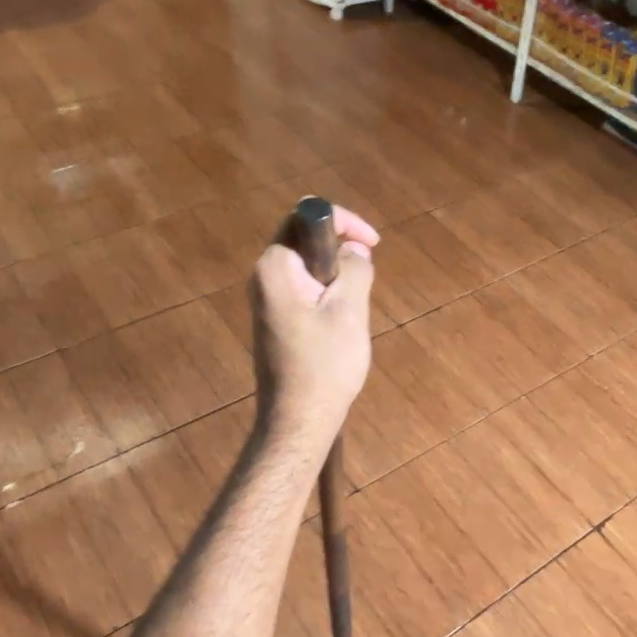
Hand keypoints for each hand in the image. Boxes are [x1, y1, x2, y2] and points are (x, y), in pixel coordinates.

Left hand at [250, 204, 378, 443]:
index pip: (305, 215)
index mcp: (275, 267)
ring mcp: (266, 300)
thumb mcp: (350, 310)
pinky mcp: (274, 320)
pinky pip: (303, 290)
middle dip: (341, 250)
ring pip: (307, 267)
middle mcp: (263, 277)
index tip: (372, 244)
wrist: (298, 420)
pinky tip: (342, 323)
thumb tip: (355, 249)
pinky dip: (326, 294)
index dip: (343, 221)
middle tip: (366, 277)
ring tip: (356, 306)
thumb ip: (355, 268)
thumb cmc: (325, 365)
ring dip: (336, 276)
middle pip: (305, 239)